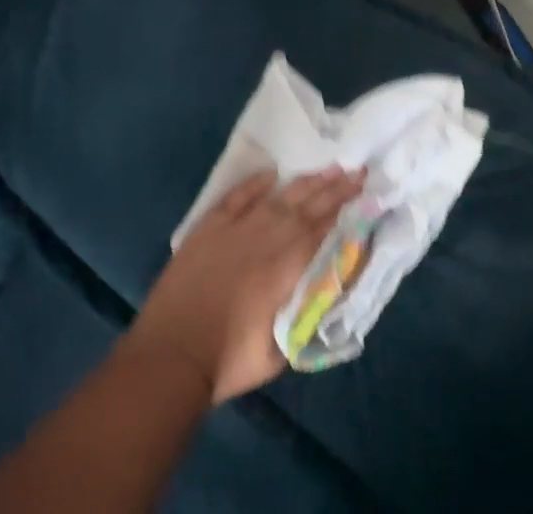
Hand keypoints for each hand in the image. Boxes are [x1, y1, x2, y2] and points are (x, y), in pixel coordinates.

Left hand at [128, 166, 364, 405]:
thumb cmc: (227, 363)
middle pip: (305, 208)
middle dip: (333, 189)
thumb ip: (306, 319)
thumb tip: (328, 297)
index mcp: (286, 269)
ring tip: (326, 169)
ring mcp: (233, 233)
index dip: (344, 209)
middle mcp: (264, 242)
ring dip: (304, 183)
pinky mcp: (205, 233)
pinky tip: (271, 174)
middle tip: (356, 171)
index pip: (322, 230)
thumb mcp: (281, 350)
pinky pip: (234, 200)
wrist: (168, 360)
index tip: (363, 191)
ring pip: (276, 199)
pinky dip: (253, 185)